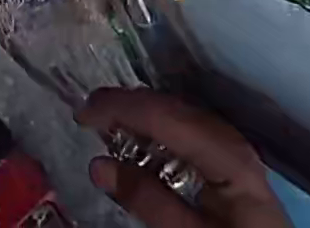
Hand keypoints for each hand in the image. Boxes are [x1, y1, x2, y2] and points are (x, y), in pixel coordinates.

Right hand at [76, 88, 292, 227]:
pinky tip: (136, 143)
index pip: (161, 114)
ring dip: (135, 114)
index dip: (117, 107)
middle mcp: (228, 138)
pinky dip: (152, 128)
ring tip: (104, 128)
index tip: (80, 115)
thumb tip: (97, 165)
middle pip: (167, 105)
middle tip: (85, 119)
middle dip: (123, 106)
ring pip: (173, 111)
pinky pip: (182, 127)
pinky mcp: (226, 157)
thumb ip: (148, 203)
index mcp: (225, 156)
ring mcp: (229, 145)